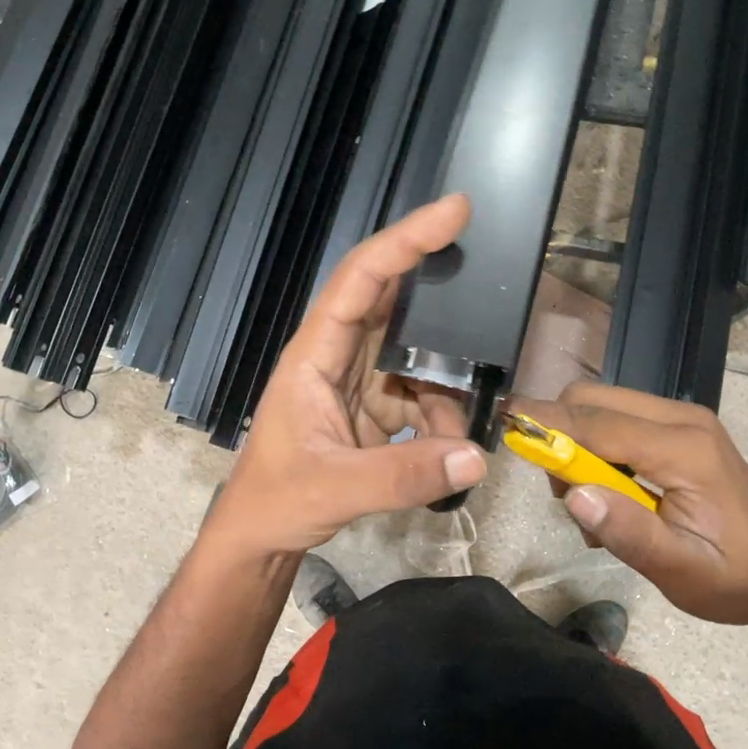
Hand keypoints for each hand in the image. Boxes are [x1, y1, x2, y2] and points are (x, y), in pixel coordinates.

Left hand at [206, 196, 489, 557]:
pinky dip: (438, 423)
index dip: (404, 241)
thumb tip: (475, 456)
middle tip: (488, 295)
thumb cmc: (276, 500)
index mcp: (314, 356)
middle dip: (439, 305)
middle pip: (393, 309)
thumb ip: (403, 476)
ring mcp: (355, 385)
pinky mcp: (370, 413)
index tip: (454, 212)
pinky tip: (442, 455)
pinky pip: (417, 399)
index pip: (359, 280)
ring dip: (442, 393)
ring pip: (415, 361)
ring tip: (451, 437)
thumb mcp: (334, 488)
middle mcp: (336, 358)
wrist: (259, 536)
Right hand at [506, 383, 747, 628]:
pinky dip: (596, 448)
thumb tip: (573, 496)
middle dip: (559, 436)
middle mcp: (681, 419)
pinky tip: (614, 494)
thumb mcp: (684, 572)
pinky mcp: (678, 430)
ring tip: (596, 504)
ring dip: (577, 445)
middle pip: (591, 400)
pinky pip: (615, 421)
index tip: (501, 425)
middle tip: (564, 495)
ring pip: (599, 407)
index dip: (545, 424)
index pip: (596, 422)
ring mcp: (681, 420)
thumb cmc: (738, 581)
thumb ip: (631, 533)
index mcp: (685, 448)